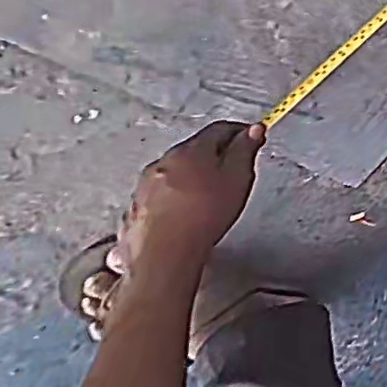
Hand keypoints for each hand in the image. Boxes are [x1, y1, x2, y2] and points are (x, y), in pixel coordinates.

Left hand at [111, 121, 264, 274]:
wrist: (164, 258)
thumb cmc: (204, 216)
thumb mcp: (239, 177)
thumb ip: (246, 149)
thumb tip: (253, 130)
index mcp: (190, 150)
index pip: (220, 128)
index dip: (240, 132)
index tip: (252, 139)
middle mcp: (162, 163)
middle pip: (195, 149)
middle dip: (215, 156)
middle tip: (233, 171)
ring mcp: (143, 188)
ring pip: (174, 173)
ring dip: (191, 178)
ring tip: (209, 198)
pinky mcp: (133, 212)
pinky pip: (158, 197)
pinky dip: (173, 200)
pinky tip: (185, 215)